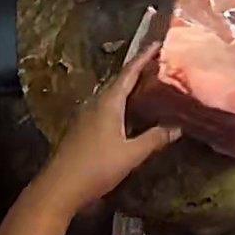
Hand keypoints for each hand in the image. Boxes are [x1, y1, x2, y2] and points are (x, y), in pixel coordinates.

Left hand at [31, 44, 180, 216]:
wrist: (57, 190)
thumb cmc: (96, 167)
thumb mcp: (131, 154)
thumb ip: (155, 138)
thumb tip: (178, 127)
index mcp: (108, 103)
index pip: (129, 73)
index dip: (144, 58)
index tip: (157, 43)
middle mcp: (95, 103)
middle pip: (118, 80)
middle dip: (137, 70)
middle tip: (157, 64)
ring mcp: (85, 116)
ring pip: (110, 94)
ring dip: (127, 86)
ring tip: (146, 84)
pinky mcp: (81, 128)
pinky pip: (104, 105)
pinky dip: (119, 101)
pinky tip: (128, 111)